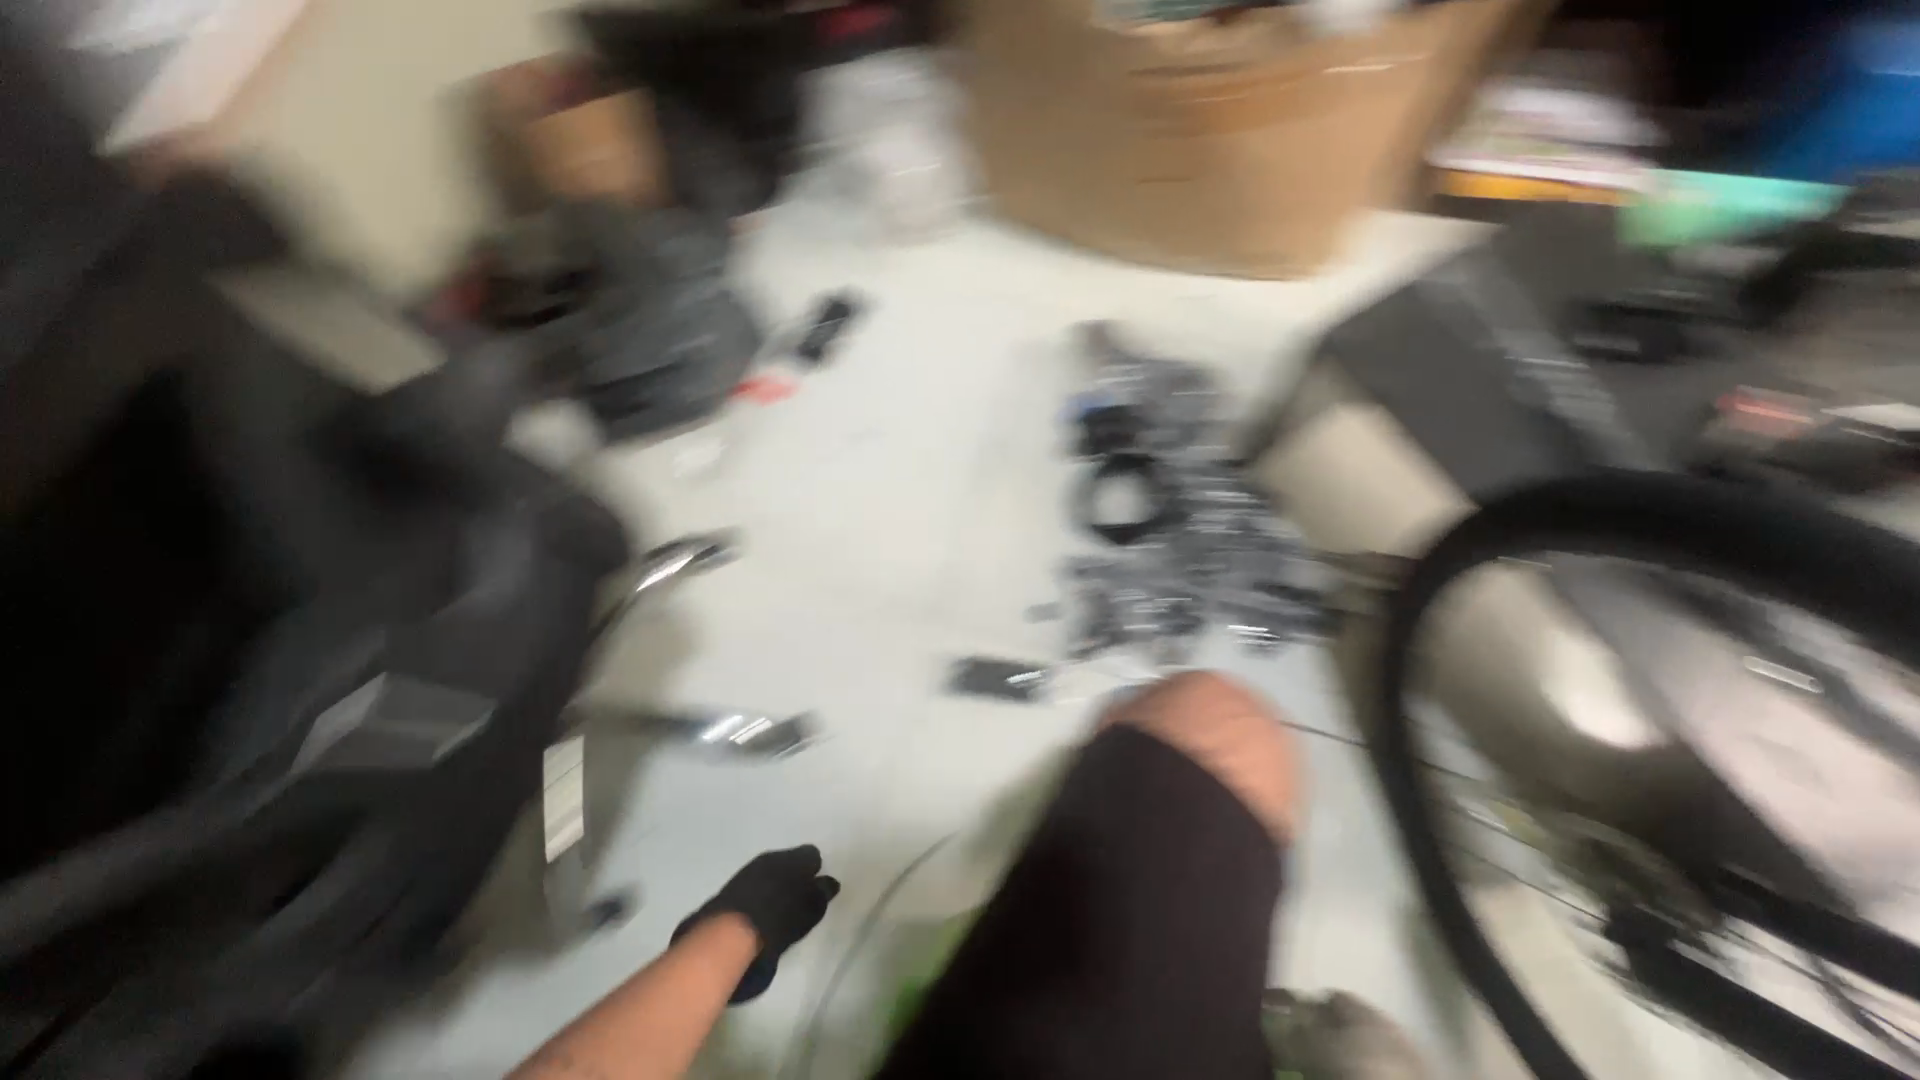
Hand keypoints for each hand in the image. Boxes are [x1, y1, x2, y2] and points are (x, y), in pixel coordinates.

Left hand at [675, 846, 840, 1003]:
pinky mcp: (728, 891)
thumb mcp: (811, 910)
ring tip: (780, 908)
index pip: (811, 855)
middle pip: (788, 862)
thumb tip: (830, 883)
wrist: (729, 935)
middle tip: (800, 897)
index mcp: (793, 858)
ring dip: (775, 886)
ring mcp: (746, 872)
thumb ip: (822, 894)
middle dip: (794, 876)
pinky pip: (752, 888)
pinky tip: (760, 914)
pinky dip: (758, 897)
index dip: (816, 870)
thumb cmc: (780, 920)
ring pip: (768, 873)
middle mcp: (769, 858)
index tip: (817, 887)